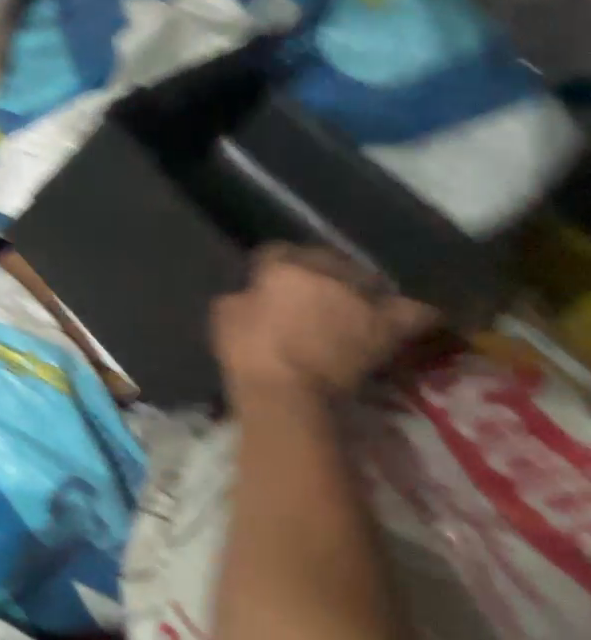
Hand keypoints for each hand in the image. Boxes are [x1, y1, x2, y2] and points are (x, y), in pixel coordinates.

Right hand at [212, 245, 438, 401]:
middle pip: (326, 257)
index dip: (270, 264)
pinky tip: (395, 313)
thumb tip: (258, 291)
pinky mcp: (389, 326)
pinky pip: (415, 311)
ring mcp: (363, 298)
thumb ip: (247, 292)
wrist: (287, 389)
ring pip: (367, 278)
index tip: (263, 277)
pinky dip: (407, 310)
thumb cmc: (246, 349)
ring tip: (348, 298)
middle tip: (304, 287)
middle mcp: (328, 273)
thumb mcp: (225, 312)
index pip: (278, 250)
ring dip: (355, 285)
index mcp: (284, 267)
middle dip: (315, 268)